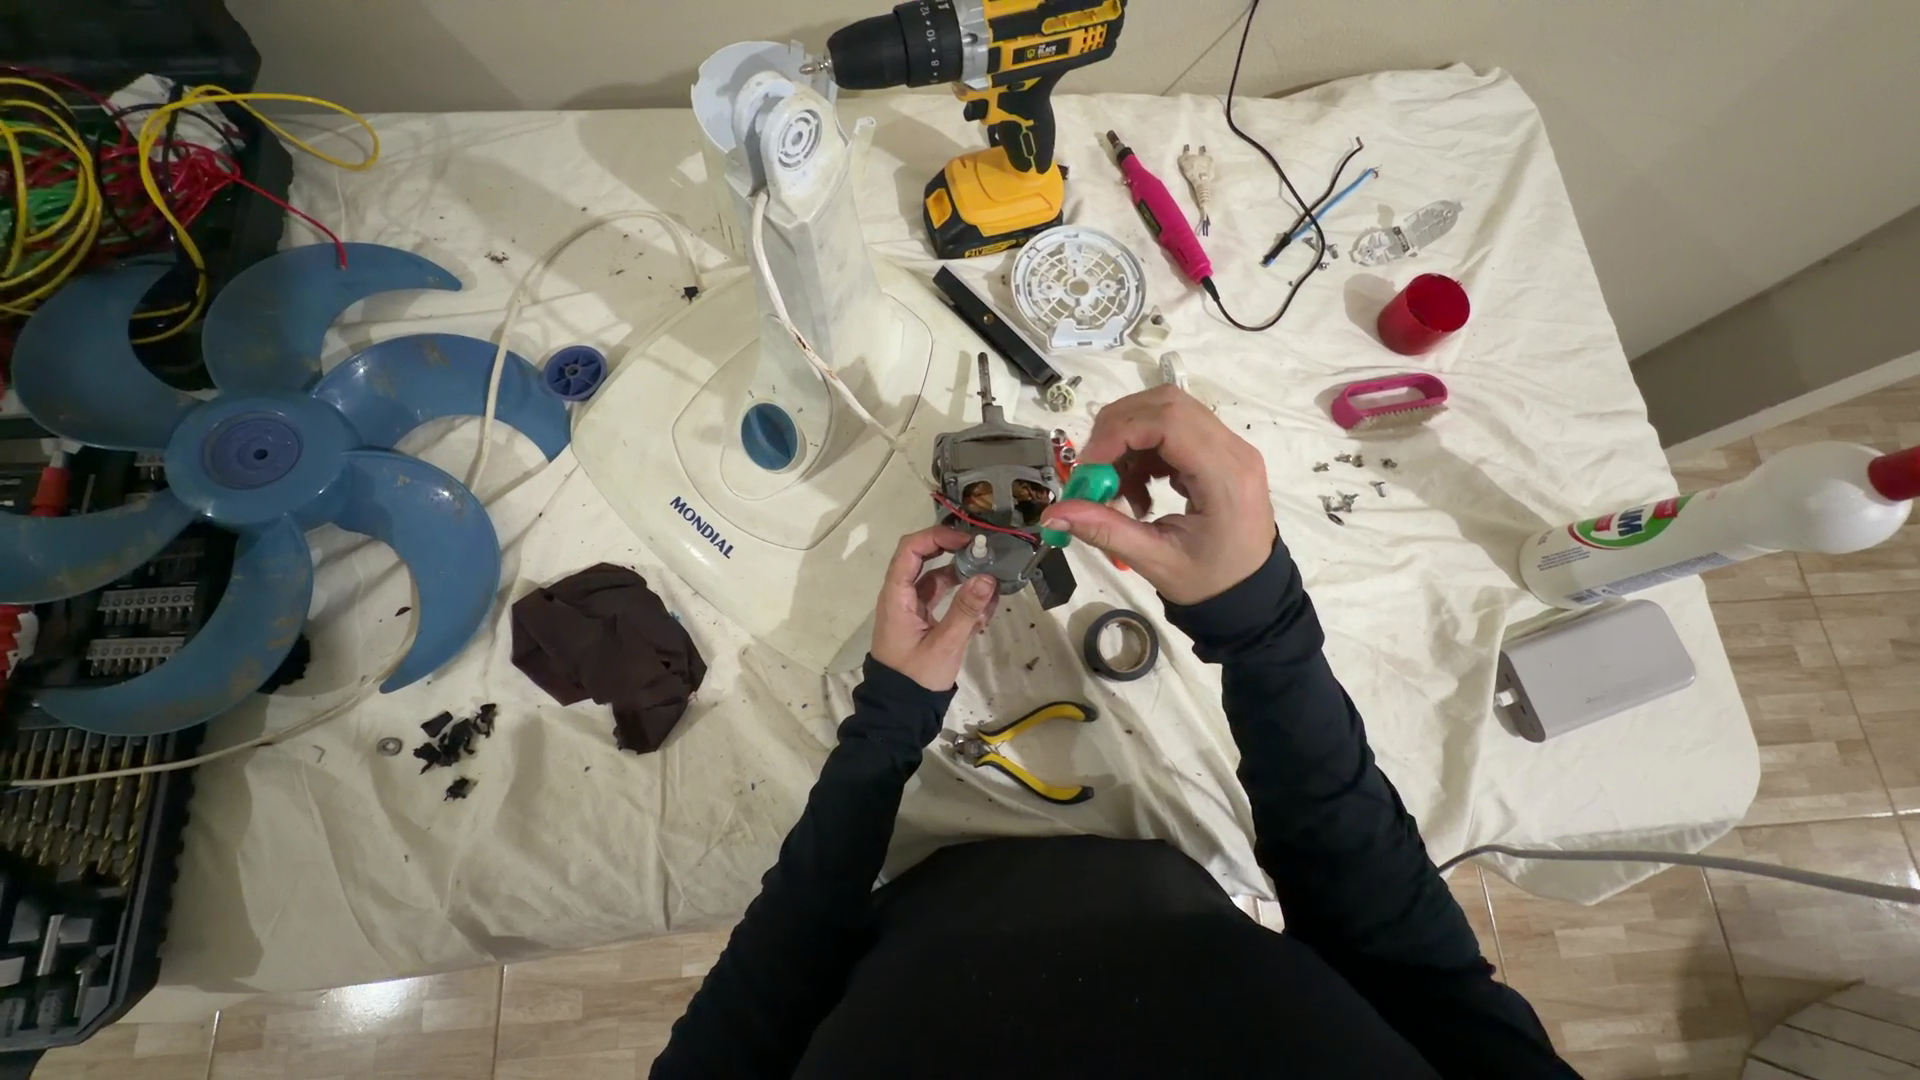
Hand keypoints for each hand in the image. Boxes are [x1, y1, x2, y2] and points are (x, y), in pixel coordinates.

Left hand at [870, 526, 1000, 690]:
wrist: (901, 710)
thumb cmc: (916, 677)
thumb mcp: (944, 644)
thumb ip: (966, 610)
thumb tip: (988, 577)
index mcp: (897, 596)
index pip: (911, 549)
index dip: (937, 536)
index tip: (967, 540)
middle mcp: (902, 595)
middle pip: (926, 559)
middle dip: (955, 553)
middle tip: (985, 553)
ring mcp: (913, 607)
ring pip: (939, 579)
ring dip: (964, 577)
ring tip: (993, 581)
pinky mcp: (925, 620)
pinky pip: (945, 599)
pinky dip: (964, 598)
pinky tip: (986, 607)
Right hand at [1040, 386, 1275, 604]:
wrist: (1250, 593)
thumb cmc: (1209, 582)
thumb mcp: (1155, 561)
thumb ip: (1105, 531)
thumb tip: (1052, 513)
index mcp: (1225, 476)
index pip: (1169, 422)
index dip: (1119, 434)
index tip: (1088, 469)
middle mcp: (1233, 450)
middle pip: (1166, 405)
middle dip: (1117, 431)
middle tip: (1093, 473)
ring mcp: (1229, 446)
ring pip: (1166, 412)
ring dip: (1127, 441)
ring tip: (1116, 488)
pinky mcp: (1219, 450)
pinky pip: (1172, 429)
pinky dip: (1141, 451)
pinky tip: (1136, 489)